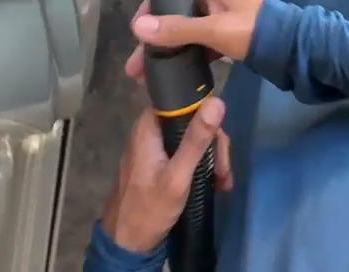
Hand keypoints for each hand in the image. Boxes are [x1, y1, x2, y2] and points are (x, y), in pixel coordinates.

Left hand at [100, 102, 233, 252]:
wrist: (125, 247)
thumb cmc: (149, 210)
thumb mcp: (177, 176)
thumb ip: (196, 140)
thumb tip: (217, 101)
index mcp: (150, 124)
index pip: (185, 102)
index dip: (207, 117)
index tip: (220, 144)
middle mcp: (151, 129)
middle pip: (191, 121)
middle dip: (212, 145)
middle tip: (223, 172)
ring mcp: (154, 146)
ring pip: (190, 138)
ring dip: (210, 158)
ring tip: (222, 182)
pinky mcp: (158, 161)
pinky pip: (184, 152)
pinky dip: (199, 165)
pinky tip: (213, 183)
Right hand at [122, 0, 265, 81]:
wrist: (288, 47)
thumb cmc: (250, 30)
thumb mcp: (212, 29)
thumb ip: (177, 29)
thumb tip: (137, 27)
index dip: (150, 13)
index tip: (135, 36)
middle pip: (175, 16)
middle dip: (155, 40)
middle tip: (135, 68)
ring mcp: (218, 18)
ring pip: (185, 33)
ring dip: (168, 52)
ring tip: (147, 76)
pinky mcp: (225, 37)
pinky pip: (198, 45)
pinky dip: (185, 57)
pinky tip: (173, 75)